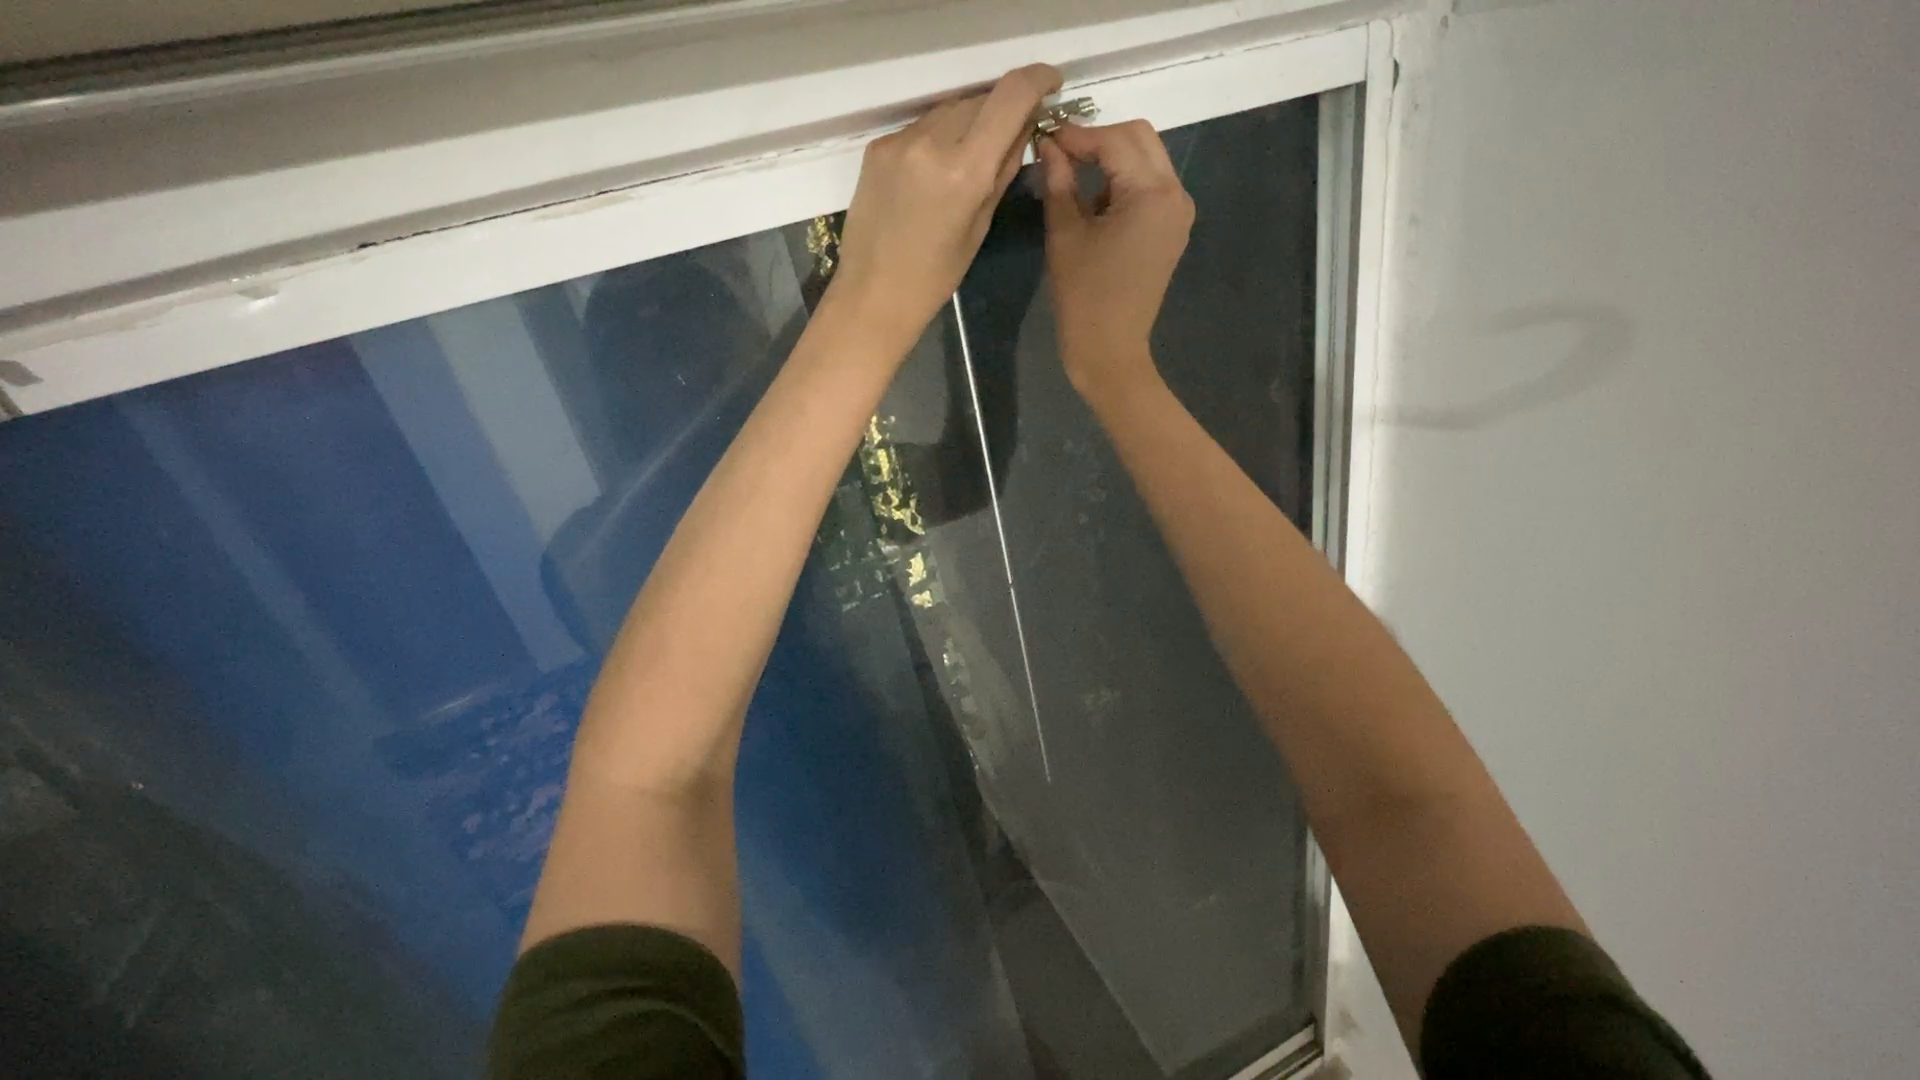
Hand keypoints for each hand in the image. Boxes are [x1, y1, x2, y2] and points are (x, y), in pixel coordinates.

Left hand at [832, 63, 1061, 349]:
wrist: (873, 293)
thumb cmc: (936, 274)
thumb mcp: (981, 224)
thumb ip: (1003, 169)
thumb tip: (1024, 127)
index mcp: (965, 170)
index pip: (1010, 96)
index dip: (1037, 80)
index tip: (1050, 82)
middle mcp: (931, 143)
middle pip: (980, 100)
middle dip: (1000, 111)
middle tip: (1010, 136)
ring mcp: (900, 142)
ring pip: (949, 110)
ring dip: (968, 123)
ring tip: (968, 161)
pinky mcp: (878, 147)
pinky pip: (920, 127)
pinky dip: (937, 138)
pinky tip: (933, 173)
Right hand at [1037, 120, 1194, 399]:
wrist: (1110, 349)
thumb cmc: (1083, 295)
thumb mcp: (1065, 233)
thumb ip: (1058, 180)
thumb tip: (1049, 145)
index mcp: (1152, 193)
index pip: (1115, 140)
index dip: (1077, 134)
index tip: (1045, 135)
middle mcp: (1175, 194)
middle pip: (1138, 138)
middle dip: (1098, 139)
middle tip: (1059, 151)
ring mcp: (1178, 212)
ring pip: (1146, 158)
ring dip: (1111, 158)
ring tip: (1072, 174)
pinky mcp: (1172, 228)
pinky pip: (1149, 185)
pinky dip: (1122, 181)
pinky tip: (1093, 198)